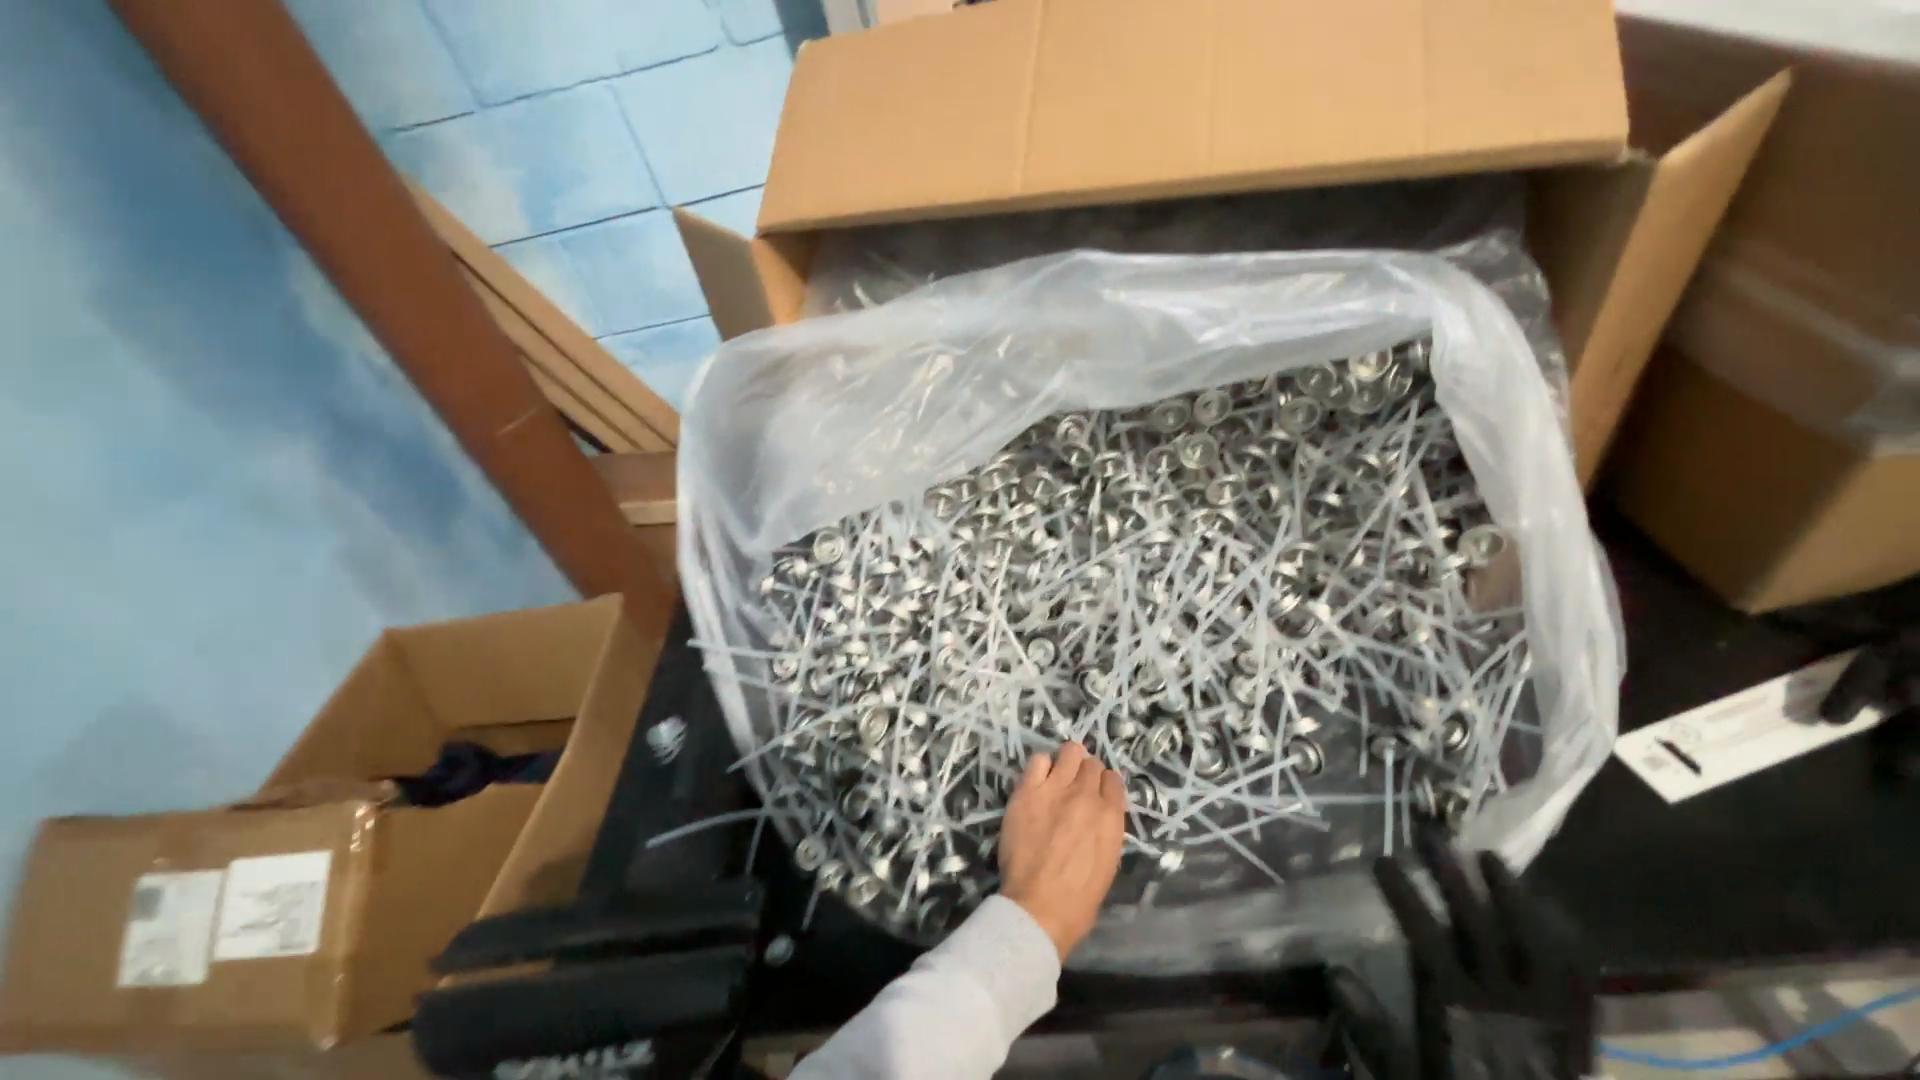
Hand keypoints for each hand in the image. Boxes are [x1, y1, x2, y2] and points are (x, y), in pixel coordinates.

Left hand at [997, 741, 1126, 959]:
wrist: (1040, 905)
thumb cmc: (1079, 899)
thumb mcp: (1108, 863)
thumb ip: (1106, 831)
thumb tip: (1098, 819)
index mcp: (1111, 817)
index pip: (1113, 780)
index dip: (1104, 785)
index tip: (1095, 793)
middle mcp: (1087, 795)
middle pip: (1091, 764)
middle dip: (1085, 772)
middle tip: (1074, 787)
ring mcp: (1056, 789)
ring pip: (1069, 752)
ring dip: (1066, 761)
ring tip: (1058, 776)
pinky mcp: (1027, 791)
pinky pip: (1038, 761)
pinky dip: (1041, 767)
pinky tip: (1037, 782)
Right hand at [1330, 834, 1594, 1079]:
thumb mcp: (1404, 1078)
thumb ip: (1371, 1029)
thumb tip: (1335, 973)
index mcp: (1456, 1007)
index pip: (1424, 934)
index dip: (1403, 893)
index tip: (1382, 860)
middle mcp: (1500, 998)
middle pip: (1476, 921)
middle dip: (1450, 873)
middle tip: (1432, 834)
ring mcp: (1545, 1011)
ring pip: (1531, 938)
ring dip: (1510, 894)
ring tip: (1490, 857)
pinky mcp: (1576, 1030)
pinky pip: (1577, 975)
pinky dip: (1564, 940)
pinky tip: (1554, 914)